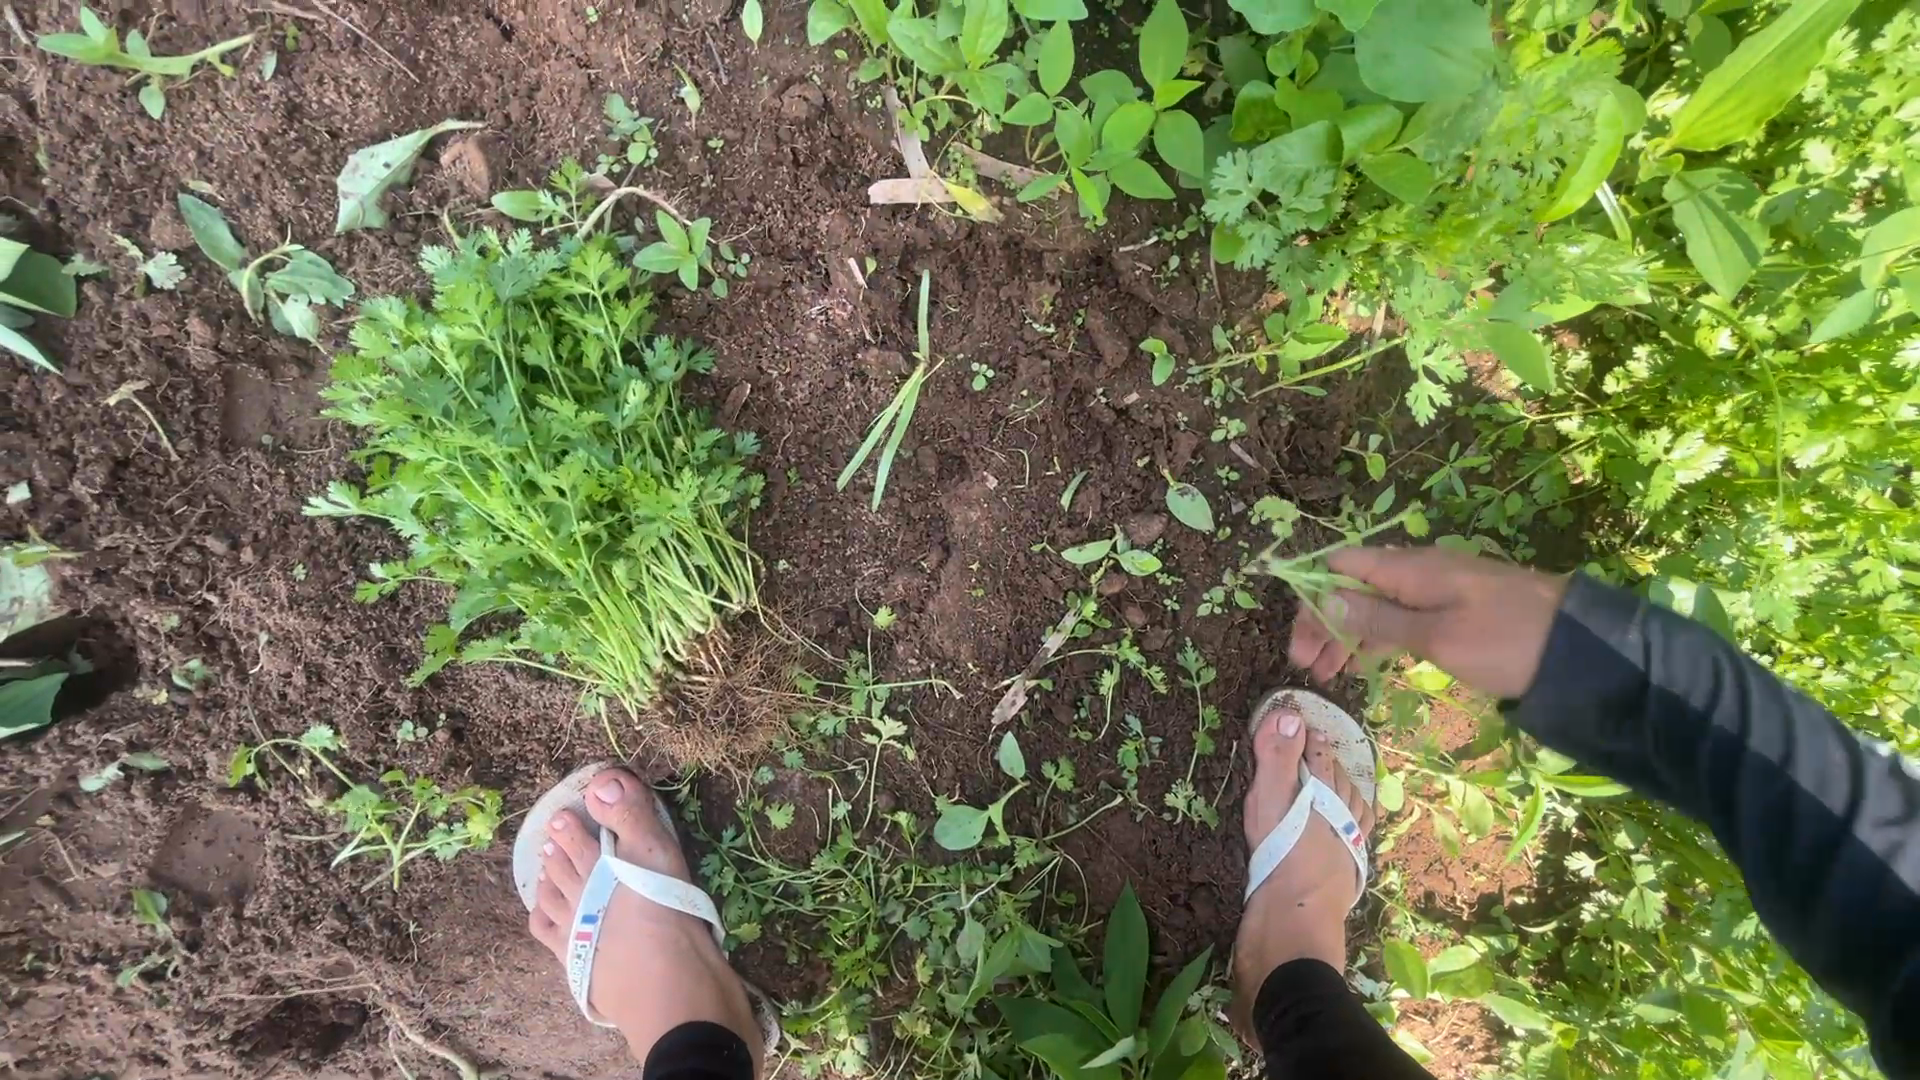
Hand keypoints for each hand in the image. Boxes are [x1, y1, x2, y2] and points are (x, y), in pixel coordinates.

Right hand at [1286, 546, 1571, 699]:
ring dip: (1346, 634)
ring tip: (1330, 672)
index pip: (1337, 568)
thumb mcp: (1436, 635)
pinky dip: (1376, 637)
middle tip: (1309, 666)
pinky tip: (1365, 661)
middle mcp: (1416, 572)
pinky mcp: (1454, 610)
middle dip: (1324, 622)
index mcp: (1407, 569)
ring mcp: (1436, 590)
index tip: (1301, 642)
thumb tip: (1323, 598)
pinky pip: (1399, 616)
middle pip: (1350, 587)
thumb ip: (1376, 617)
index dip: (1311, 599)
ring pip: (1373, 604)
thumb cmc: (1508, 641)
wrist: (1592, 652)